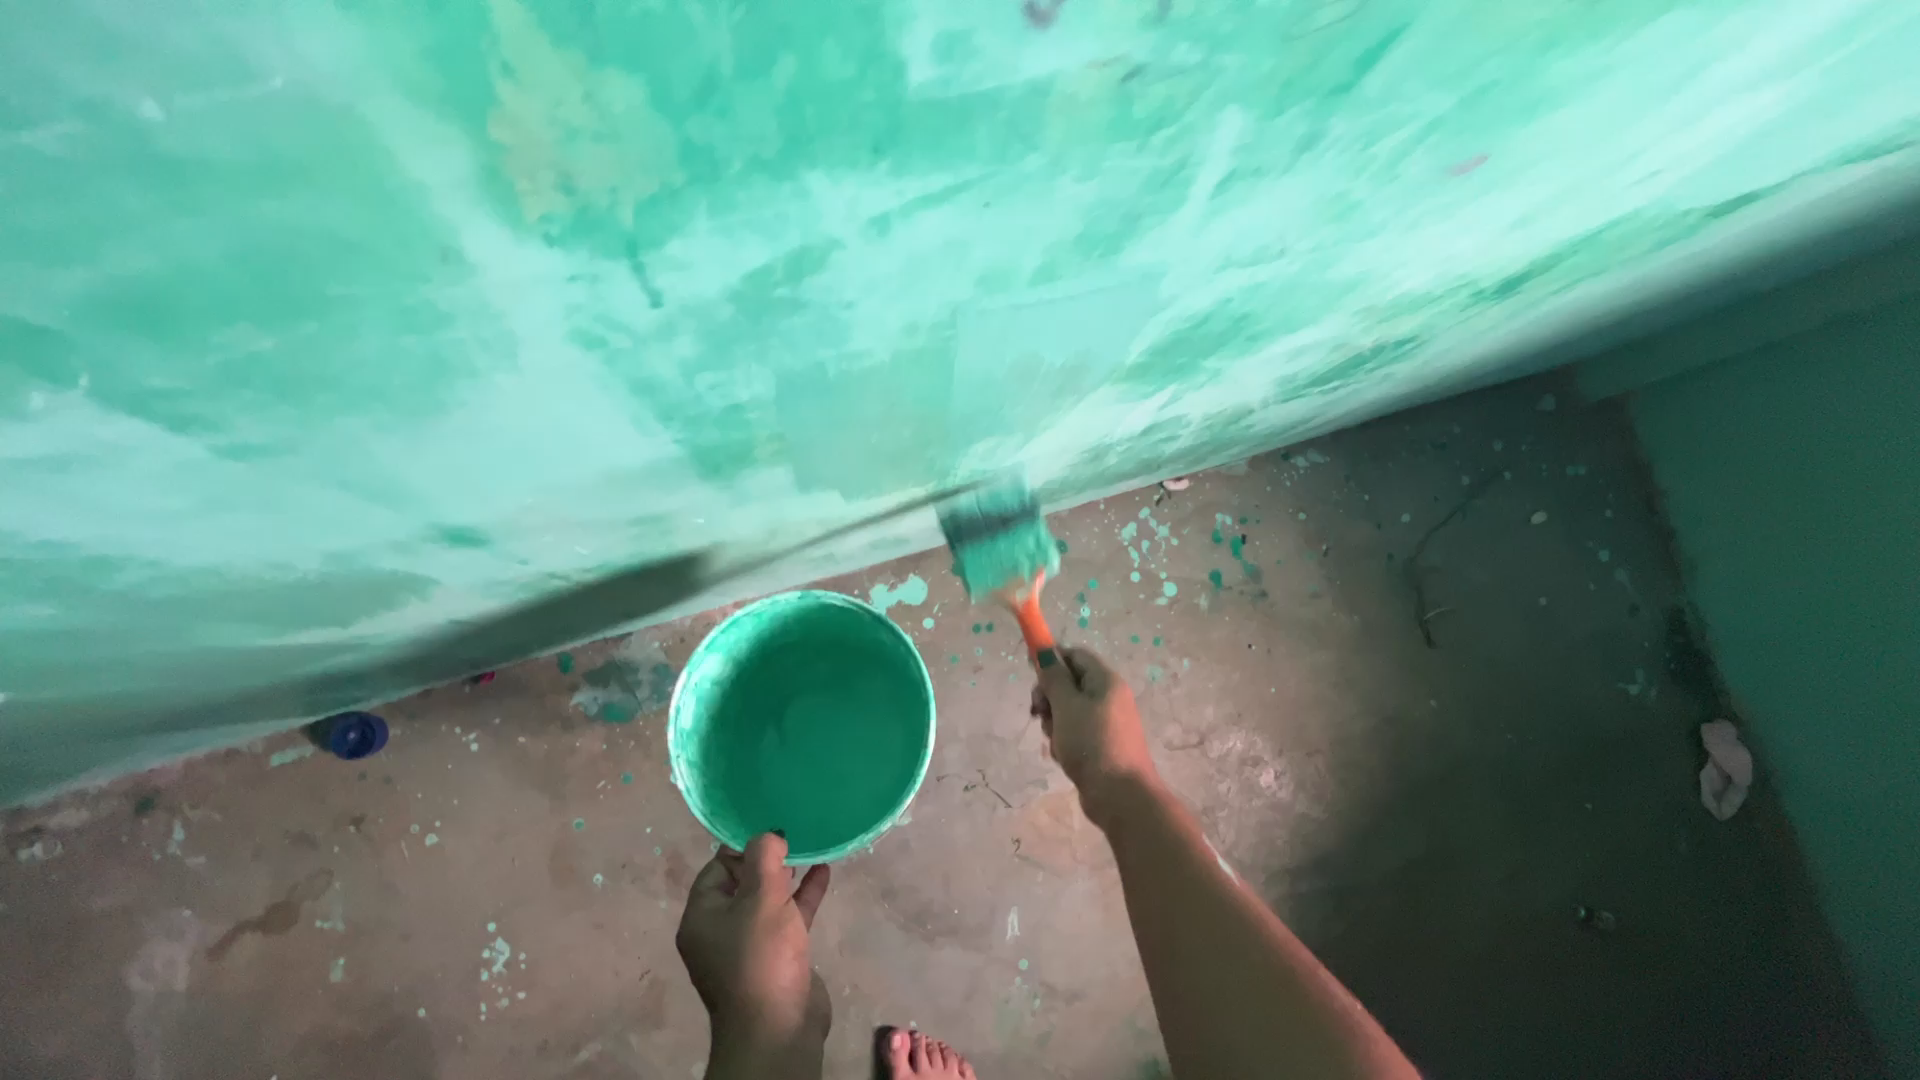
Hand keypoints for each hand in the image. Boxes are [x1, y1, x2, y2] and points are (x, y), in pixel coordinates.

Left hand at [676, 833, 831, 1070]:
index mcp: (702, 917)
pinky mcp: (777, 957)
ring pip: (767, 899)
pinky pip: (788, 917)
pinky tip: (824, 872)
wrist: (779, 1028)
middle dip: (766, 858)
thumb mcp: (760, 897)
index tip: (769, 822)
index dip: (741, 844)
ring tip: (810, 844)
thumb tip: (769, 834)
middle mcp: (720, 930)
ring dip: (788, 875)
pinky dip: (803, 895)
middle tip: (793, 830)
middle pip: (742, 882)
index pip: (717, 867)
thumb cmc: (760, 957)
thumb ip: (763, 857)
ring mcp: (749, 946)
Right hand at [1031, 646, 1159, 824]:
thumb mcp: (1066, 705)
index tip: (1031, 673)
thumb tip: (1044, 649)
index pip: (1075, 655)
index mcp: (1105, 681)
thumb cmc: (1091, 743)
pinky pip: (1075, 732)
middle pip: (1069, 683)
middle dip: (1049, 697)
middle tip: (1039, 713)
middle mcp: (1108, 697)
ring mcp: (1106, 723)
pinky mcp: (1101, 745)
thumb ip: (1053, 676)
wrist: (1119, 795)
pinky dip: (1065, 741)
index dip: (1051, 660)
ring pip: (1067, 710)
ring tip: (1057, 741)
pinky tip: (1064, 756)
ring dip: (1054, 723)